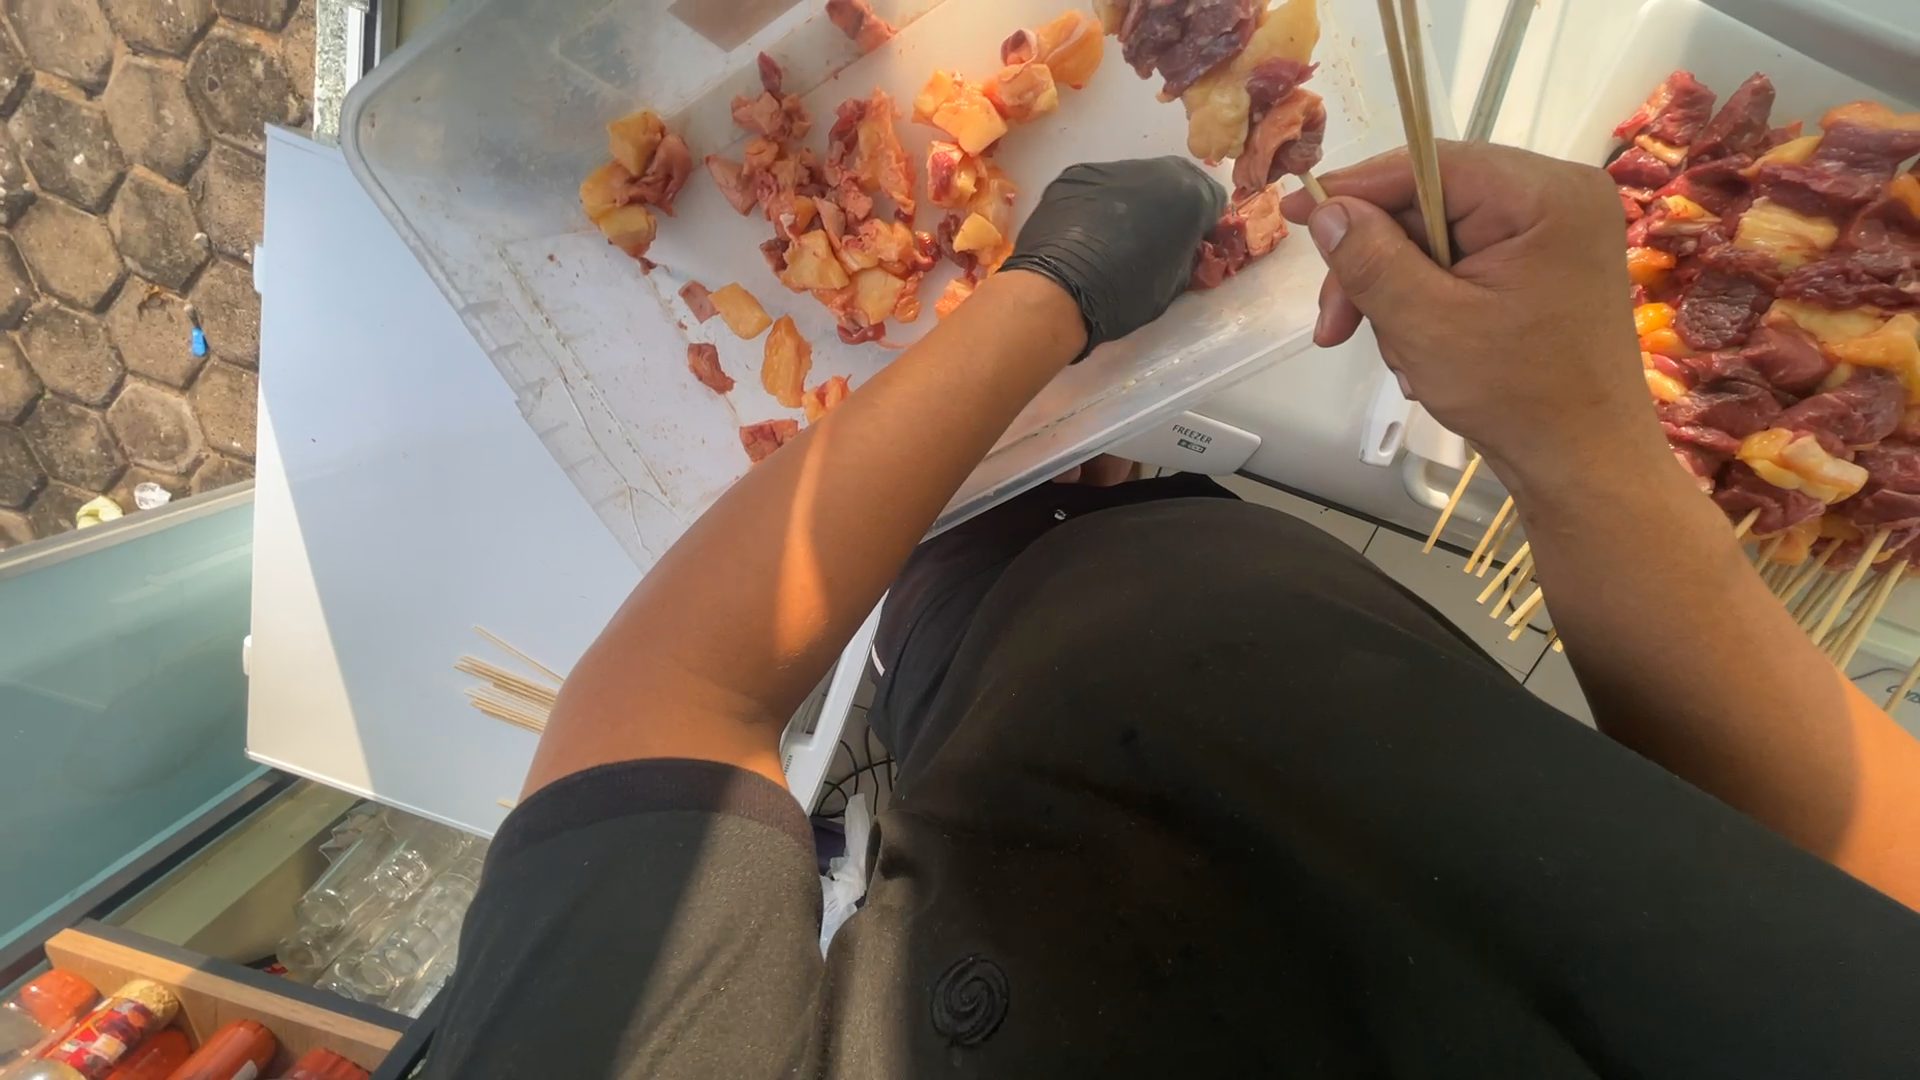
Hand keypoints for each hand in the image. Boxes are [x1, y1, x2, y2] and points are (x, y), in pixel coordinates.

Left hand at [1002, 157, 1226, 354]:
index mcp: (1189, 194)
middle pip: (1171, 183)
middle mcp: (1154, 168)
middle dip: (1167, 208)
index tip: (1191, 244)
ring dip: (1128, 205)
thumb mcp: (1173, 284)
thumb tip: (1183, 246)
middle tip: (1152, 241)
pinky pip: (1094, 190)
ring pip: (1130, 183)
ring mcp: (1109, 168)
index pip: (1211, 200)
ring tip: (1111, 241)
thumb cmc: (1124, 296)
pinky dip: (1094, 208)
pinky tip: (1083, 236)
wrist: (1059, 291)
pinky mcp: (1072, 177)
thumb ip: (1186, 255)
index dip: (1202, 224)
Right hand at [1279, 142, 1668, 488]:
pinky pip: (1451, 270)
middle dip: (1370, 266)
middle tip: (1331, 326)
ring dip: (1389, 296)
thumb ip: (1371, 260)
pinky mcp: (1531, 271)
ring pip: (1429, 244)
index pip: (1429, 165)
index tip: (1294, 211)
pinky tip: (1413, 352)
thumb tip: (1326, 211)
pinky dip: (1417, 308)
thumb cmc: (1512, 390)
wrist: (1577, 455)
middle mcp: (1550, 200)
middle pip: (1425, 207)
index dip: (1354, 188)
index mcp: (1542, 196)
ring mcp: (1543, 237)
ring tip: (1389, 353)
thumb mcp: (1425, 323)